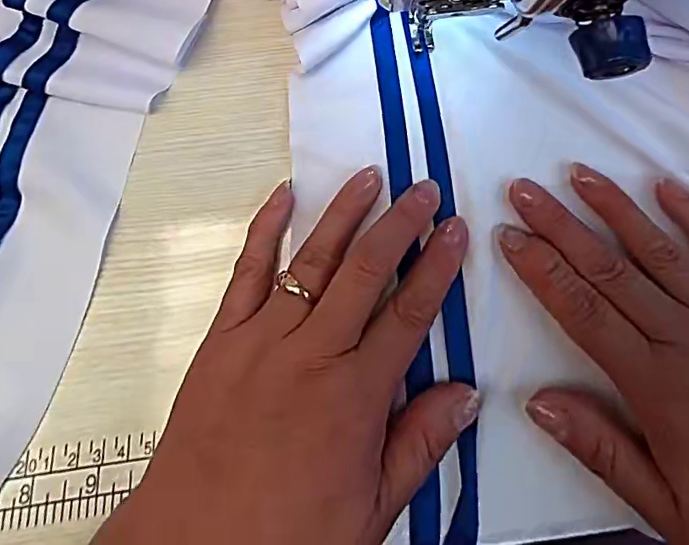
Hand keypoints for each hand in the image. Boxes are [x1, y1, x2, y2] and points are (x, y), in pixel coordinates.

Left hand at [96, 167, 474, 544]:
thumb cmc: (283, 536)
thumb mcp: (373, 508)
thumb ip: (420, 444)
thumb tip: (464, 397)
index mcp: (354, 395)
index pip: (409, 313)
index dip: (437, 267)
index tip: (454, 233)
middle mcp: (311, 353)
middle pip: (366, 270)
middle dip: (400, 223)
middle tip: (423, 191)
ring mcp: (263, 336)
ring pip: (312, 258)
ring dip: (344, 213)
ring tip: (369, 178)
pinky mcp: (224, 334)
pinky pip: (248, 268)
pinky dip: (265, 226)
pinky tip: (283, 196)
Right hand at [501, 165, 688, 544]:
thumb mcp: (676, 516)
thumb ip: (602, 450)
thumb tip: (536, 400)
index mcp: (659, 389)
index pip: (581, 311)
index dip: (539, 269)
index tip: (507, 235)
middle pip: (609, 269)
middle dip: (559, 225)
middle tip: (524, 189)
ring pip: (661, 251)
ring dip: (615, 208)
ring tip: (579, 174)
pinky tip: (667, 188)